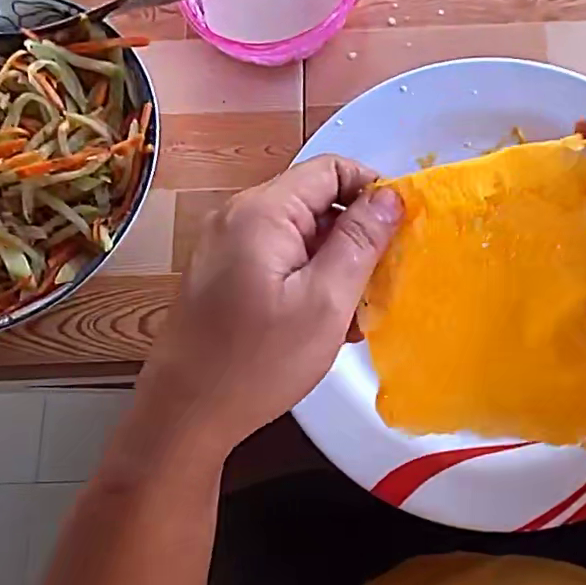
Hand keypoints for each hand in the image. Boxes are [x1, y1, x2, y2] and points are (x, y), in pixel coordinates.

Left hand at [134, 155, 402, 452]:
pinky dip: (308, 277)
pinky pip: (279, 257)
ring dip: (335, 262)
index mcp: (262, 212)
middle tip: (380, 280)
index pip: (331, 169)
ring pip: (300, 233)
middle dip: (355, 234)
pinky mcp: (223, 272)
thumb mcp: (326, 302)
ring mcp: (226, 245)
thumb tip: (390, 196)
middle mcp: (238, 216)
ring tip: (354, 310)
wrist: (185, 415)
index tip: (400, 229)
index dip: (372, 190)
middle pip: (315, 201)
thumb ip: (361, 241)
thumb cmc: (257, 362)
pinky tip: (323, 319)